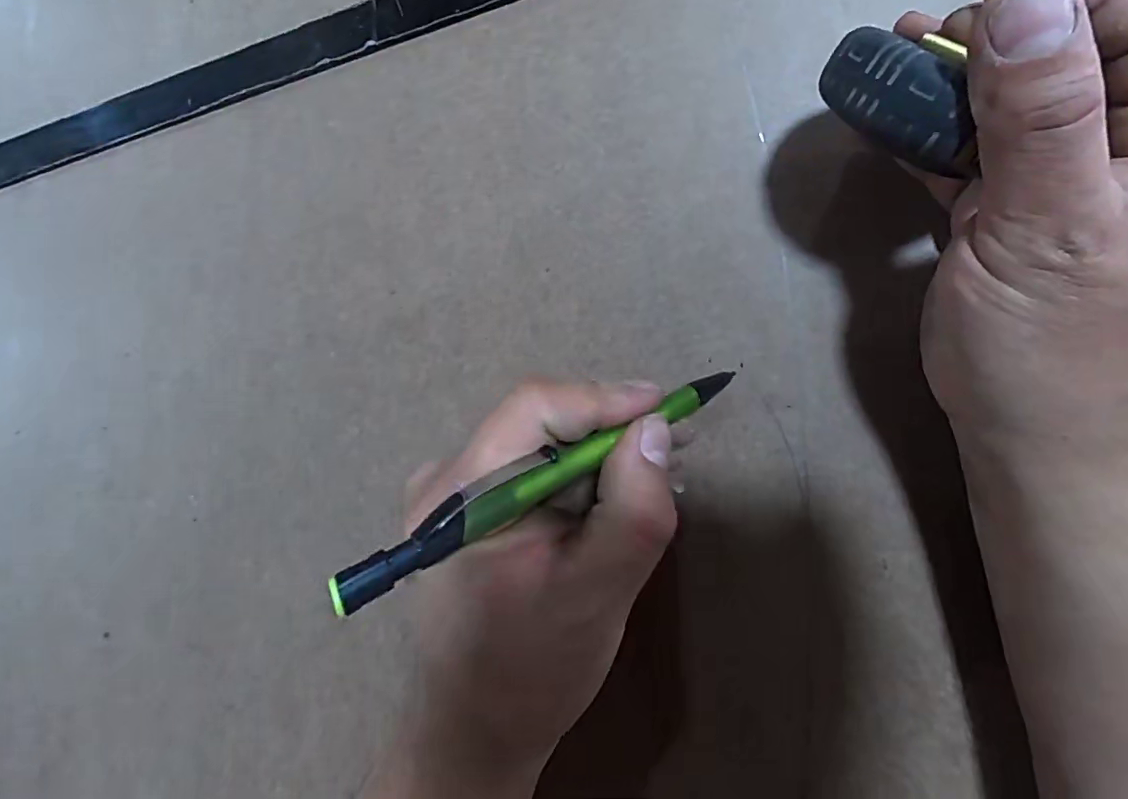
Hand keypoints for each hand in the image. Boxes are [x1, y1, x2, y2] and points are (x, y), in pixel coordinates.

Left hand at [367, 380, 680, 798]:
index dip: (605, 399)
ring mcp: (461, 490)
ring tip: (663, 468)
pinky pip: (543, 462)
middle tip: (678, 440)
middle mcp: (450, 478)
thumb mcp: (600, 590)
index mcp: (461, 496)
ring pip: (550, 438)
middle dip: (616, 426)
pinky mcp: (479, 504)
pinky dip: (590, 471)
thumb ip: (633, 507)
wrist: (480, 728)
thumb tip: (655, 426)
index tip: (667, 409)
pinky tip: (625, 491)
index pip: (535, 407)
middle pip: (545, 418)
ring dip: (609, 450)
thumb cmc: (535, 668)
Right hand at [894, 0, 1127, 493]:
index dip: (1088, 2)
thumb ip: (1046, 115)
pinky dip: (940, 135)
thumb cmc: (1063, 355)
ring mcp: (1069, 197)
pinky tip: (897, 118)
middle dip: (1009, 40)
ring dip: (962, 82)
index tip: (1004, 0)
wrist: (1034, 459)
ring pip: (1021, 112)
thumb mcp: (1058, 229)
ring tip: (901, 55)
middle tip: (939, 38)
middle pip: (1080, 67)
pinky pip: (981, 159)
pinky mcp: (1014, 225)